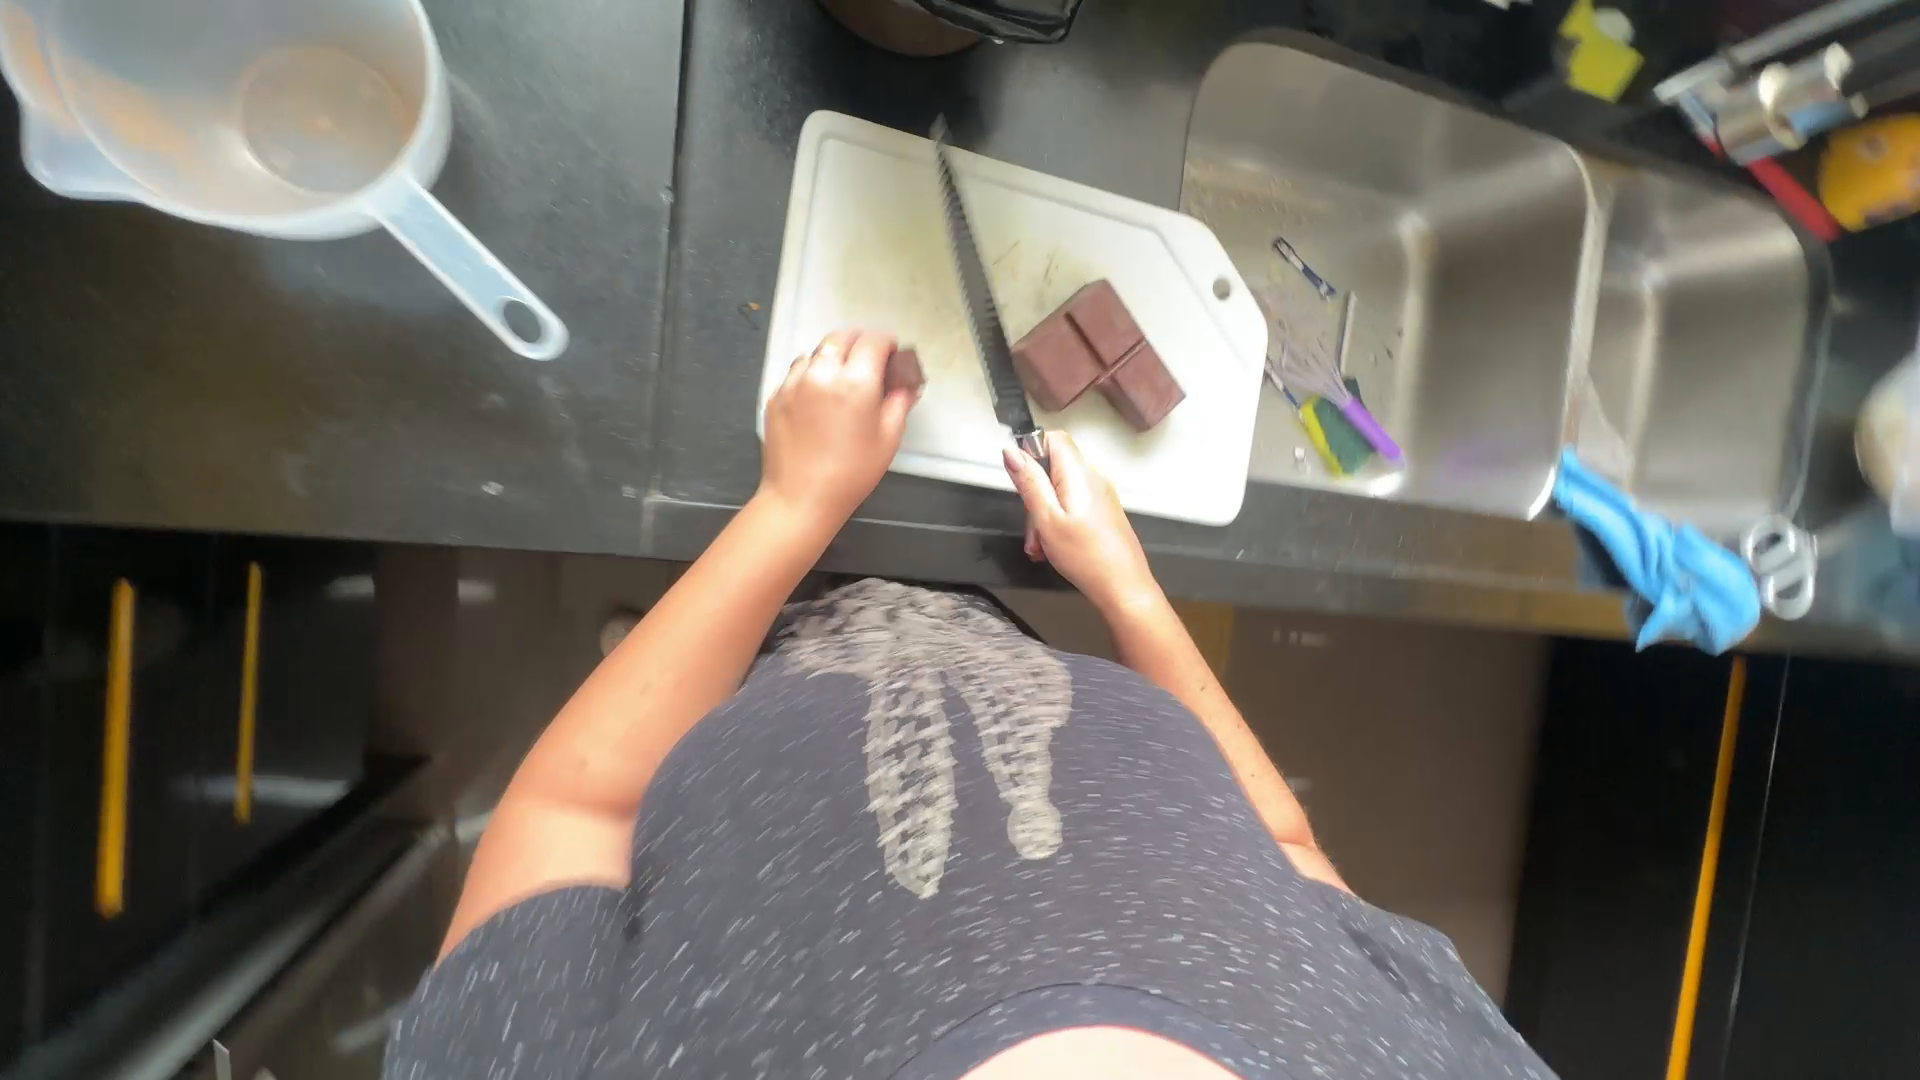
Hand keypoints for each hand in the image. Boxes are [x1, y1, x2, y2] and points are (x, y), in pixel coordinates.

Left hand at [760, 329, 917, 529]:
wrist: (800, 497)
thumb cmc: (851, 474)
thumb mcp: (888, 440)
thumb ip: (899, 403)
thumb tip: (907, 385)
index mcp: (856, 382)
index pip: (874, 341)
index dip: (887, 343)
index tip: (892, 353)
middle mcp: (823, 373)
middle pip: (842, 336)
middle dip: (860, 342)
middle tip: (870, 359)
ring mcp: (795, 383)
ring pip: (817, 351)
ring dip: (833, 355)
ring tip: (842, 376)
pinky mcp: (777, 395)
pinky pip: (797, 371)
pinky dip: (812, 373)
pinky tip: (819, 394)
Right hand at [1003, 431, 1159, 613]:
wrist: (1124, 588)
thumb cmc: (1085, 556)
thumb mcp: (1047, 520)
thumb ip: (1030, 483)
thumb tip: (1011, 451)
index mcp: (1079, 474)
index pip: (1054, 438)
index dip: (1032, 451)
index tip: (1021, 480)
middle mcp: (1093, 479)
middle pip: (1054, 469)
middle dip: (1034, 495)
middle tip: (1031, 529)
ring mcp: (1100, 496)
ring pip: (1060, 492)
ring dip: (1043, 516)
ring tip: (1040, 547)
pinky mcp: (1103, 512)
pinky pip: (1072, 507)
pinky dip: (1058, 523)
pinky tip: (1053, 548)